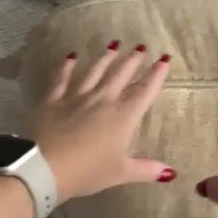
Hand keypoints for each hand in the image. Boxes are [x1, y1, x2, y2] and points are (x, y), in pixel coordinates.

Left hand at [30, 42, 176, 201]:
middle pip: (121, 75)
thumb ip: (146, 169)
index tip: (164, 59)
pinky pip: (62, 79)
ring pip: (94, 72)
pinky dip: (67, 66)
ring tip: (114, 45)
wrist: (46, 167)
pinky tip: (71, 56)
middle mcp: (103, 100)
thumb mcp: (120, 173)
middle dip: (133, 61)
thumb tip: (171, 173)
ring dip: (106, 58)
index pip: (144, 91)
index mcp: (123, 116)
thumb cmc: (88, 171)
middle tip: (141, 47)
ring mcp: (77, 97)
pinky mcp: (53, 99)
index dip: (156, 75)